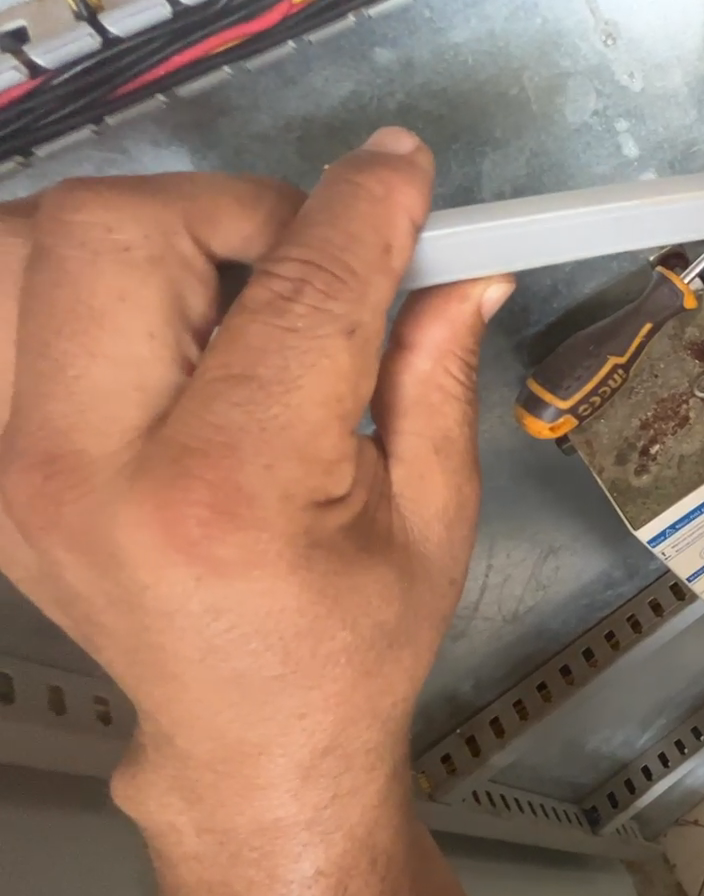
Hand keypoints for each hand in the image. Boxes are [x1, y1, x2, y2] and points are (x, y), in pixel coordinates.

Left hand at [0, 128, 513, 825]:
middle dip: (245, 209)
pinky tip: (186, 319)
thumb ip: (437, 378)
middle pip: (113, 234)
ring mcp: (2, 457)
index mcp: (234, 489)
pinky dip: (93, 269)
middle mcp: (83, 461)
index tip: (404, 166)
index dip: (362, 214)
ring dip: (160, 230)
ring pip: (25, 241)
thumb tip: (466, 278)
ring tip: (256, 285)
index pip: (301, 300)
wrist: (255, 728)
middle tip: (332, 250)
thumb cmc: (370, 633)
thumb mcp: (440, 511)